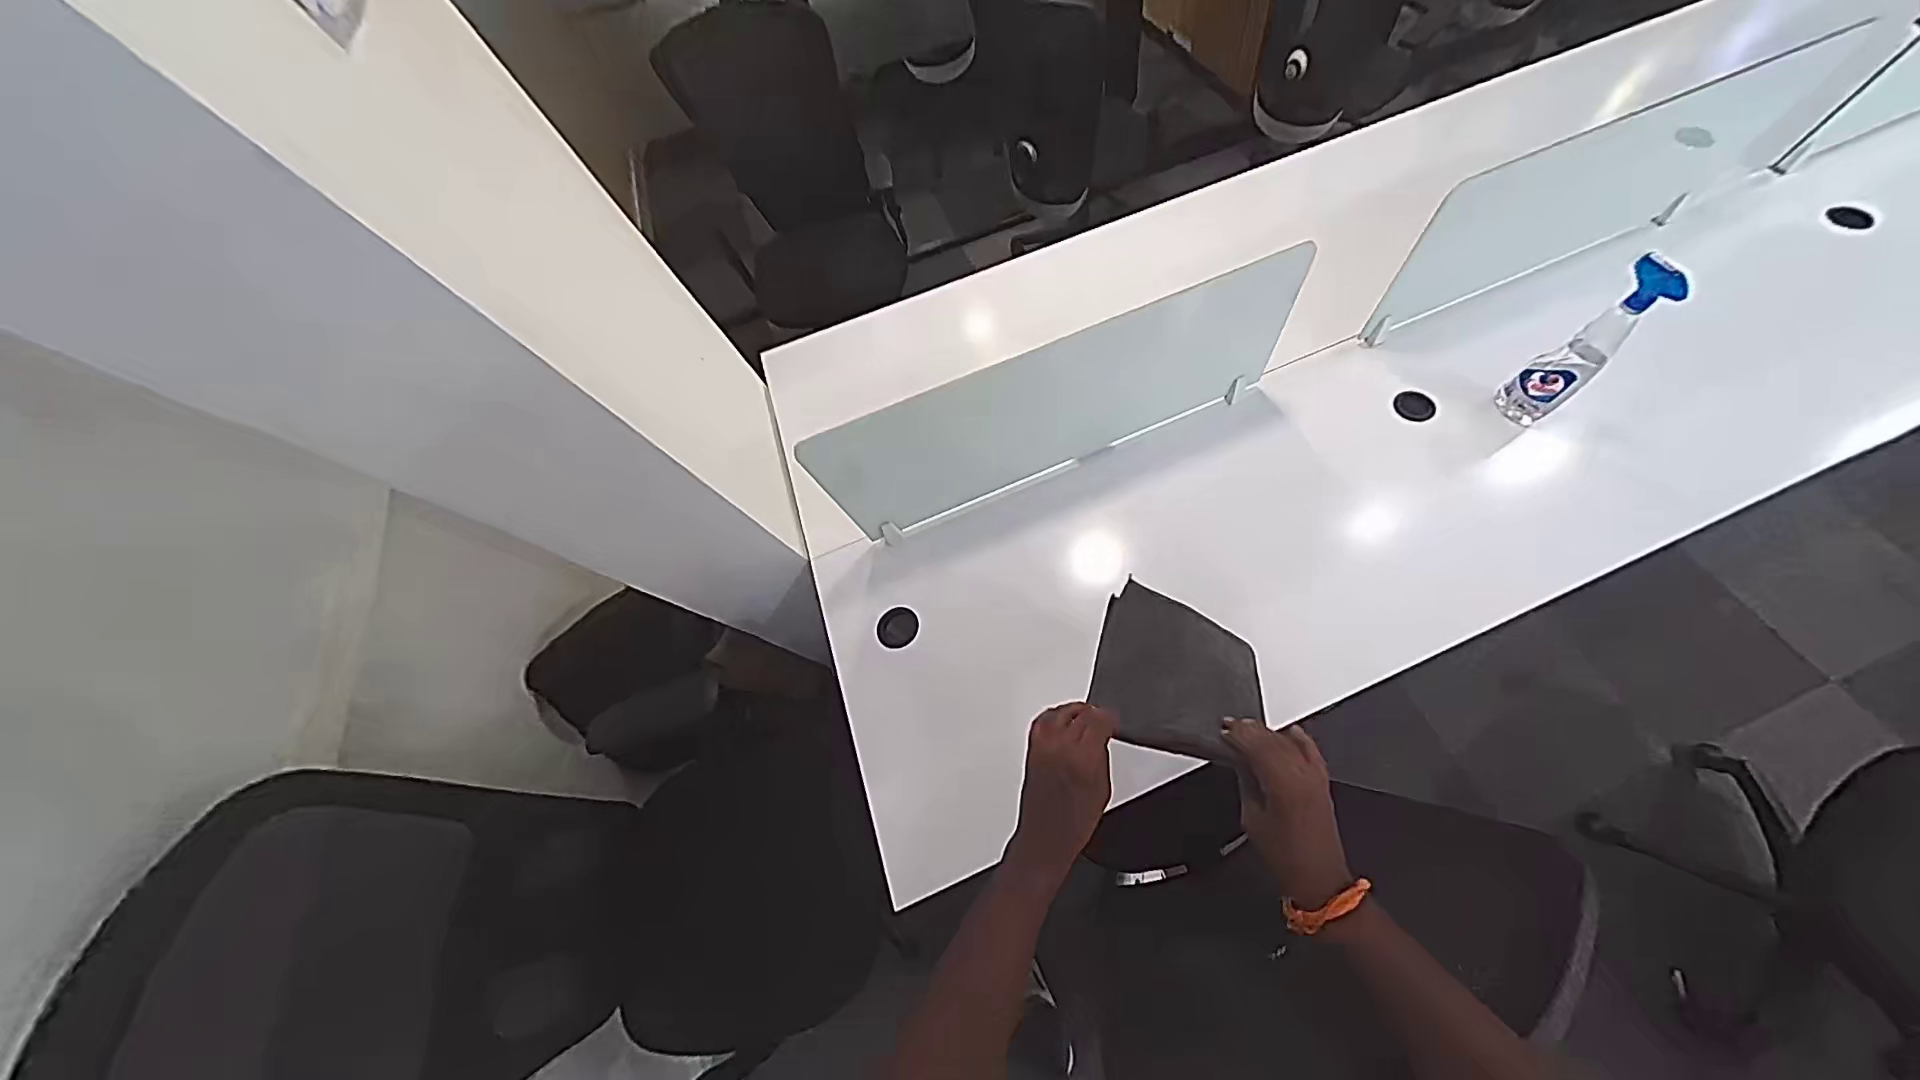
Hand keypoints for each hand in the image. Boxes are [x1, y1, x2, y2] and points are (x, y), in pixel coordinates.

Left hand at [1006, 703, 1116, 877]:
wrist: (1046, 836)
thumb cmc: (1073, 822)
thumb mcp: (1102, 788)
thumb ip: (1102, 755)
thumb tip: (1102, 735)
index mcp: (1083, 758)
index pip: (1098, 720)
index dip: (1109, 717)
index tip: (1113, 720)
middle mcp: (1060, 747)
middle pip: (1080, 714)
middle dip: (1094, 714)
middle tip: (1102, 721)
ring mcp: (1043, 746)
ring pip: (1059, 712)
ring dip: (1073, 712)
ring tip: (1083, 718)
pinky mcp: (1031, 749)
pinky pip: (1041, 722)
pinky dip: (1053, 717)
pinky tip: (1061, 721)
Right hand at [1223, 718, 1352, 908]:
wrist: (1318, 876)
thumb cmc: (1286, 855)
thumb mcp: (1252, 816)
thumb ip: (1246, 782)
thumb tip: (1239, 761)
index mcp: (1283, 783)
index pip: (1256, 744)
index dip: (1237, 734)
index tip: (1224, 730)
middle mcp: (1302, 776)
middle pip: (1272, 738)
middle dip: (1249, 729)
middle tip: (1231, 726)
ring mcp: (1315, 777)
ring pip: (1289, 741)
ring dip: (1267, 732)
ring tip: (1250, 728)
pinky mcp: (1323, 782)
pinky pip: (1311, 751)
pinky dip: (1298, 739)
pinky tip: (1289, 732)